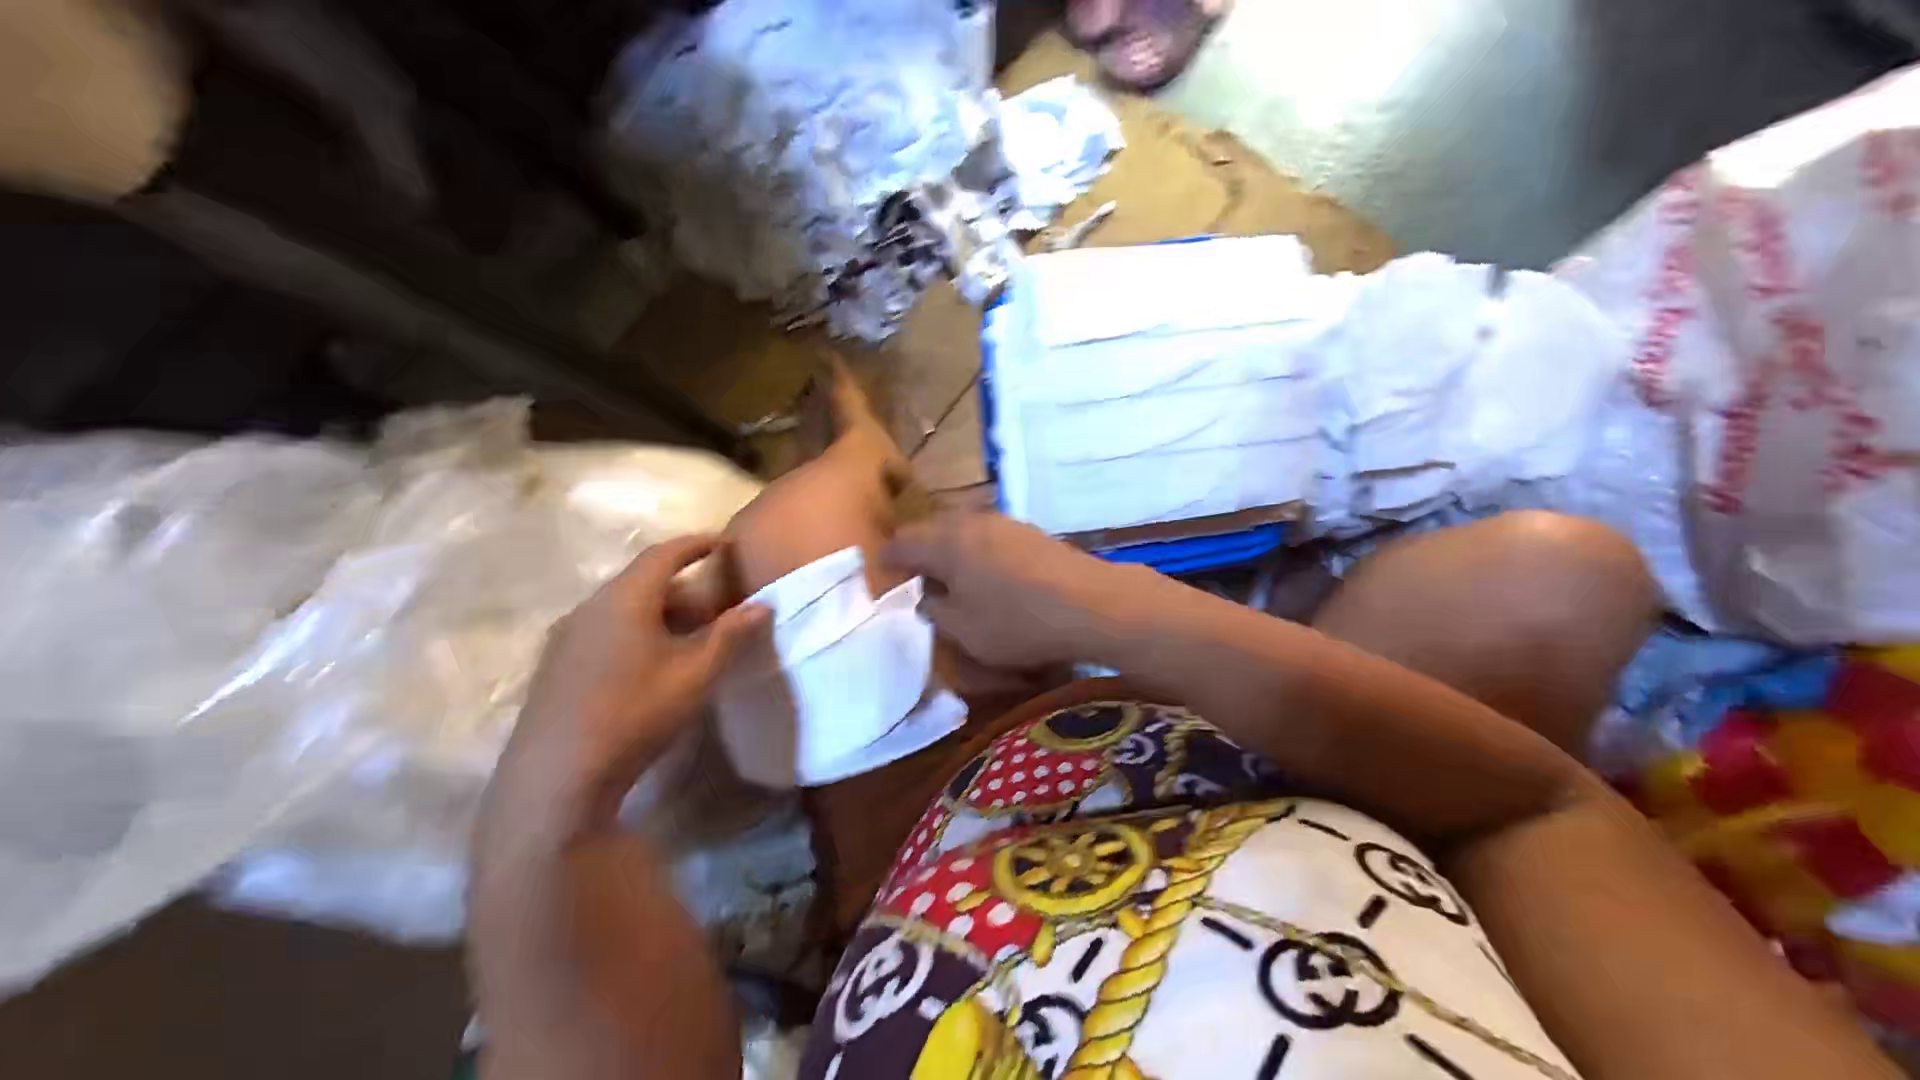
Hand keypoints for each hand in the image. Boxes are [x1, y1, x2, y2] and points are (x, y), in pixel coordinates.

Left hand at [502, 535, 768, 817]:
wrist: (556, 777)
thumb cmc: (635, 715)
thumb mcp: (695, 676)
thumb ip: (730, 636)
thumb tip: (761, 606)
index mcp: (623, 600)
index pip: (663, 554)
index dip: (695, 544)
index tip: (722, 542)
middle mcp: (589, 607)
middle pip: (642, 581)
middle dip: (683, 587)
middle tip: (716, 608)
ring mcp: (565, 636)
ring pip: (621, 607)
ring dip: (659, 611)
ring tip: (689, 639)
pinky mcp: (554, 664)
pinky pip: (602, 628)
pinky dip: (634, 629)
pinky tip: (649, 663)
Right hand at [882, 513, 1160, 667]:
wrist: (1092, 604)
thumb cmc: (1017, 621)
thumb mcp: (964, 629)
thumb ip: (935, 609)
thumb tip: (926, 595)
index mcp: (945, 542)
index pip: (903, 542)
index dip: (889, 557)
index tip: (882, 569)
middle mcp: (971, 522)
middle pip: (932, 529)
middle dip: (919, 548)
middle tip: (914, 572)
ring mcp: (1004, 523)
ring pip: (962, 529)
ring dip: (950, 548)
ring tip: (949, 573)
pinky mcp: (1030, 532)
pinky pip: (988, 536)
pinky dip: (976, 550)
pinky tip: (986, 571)